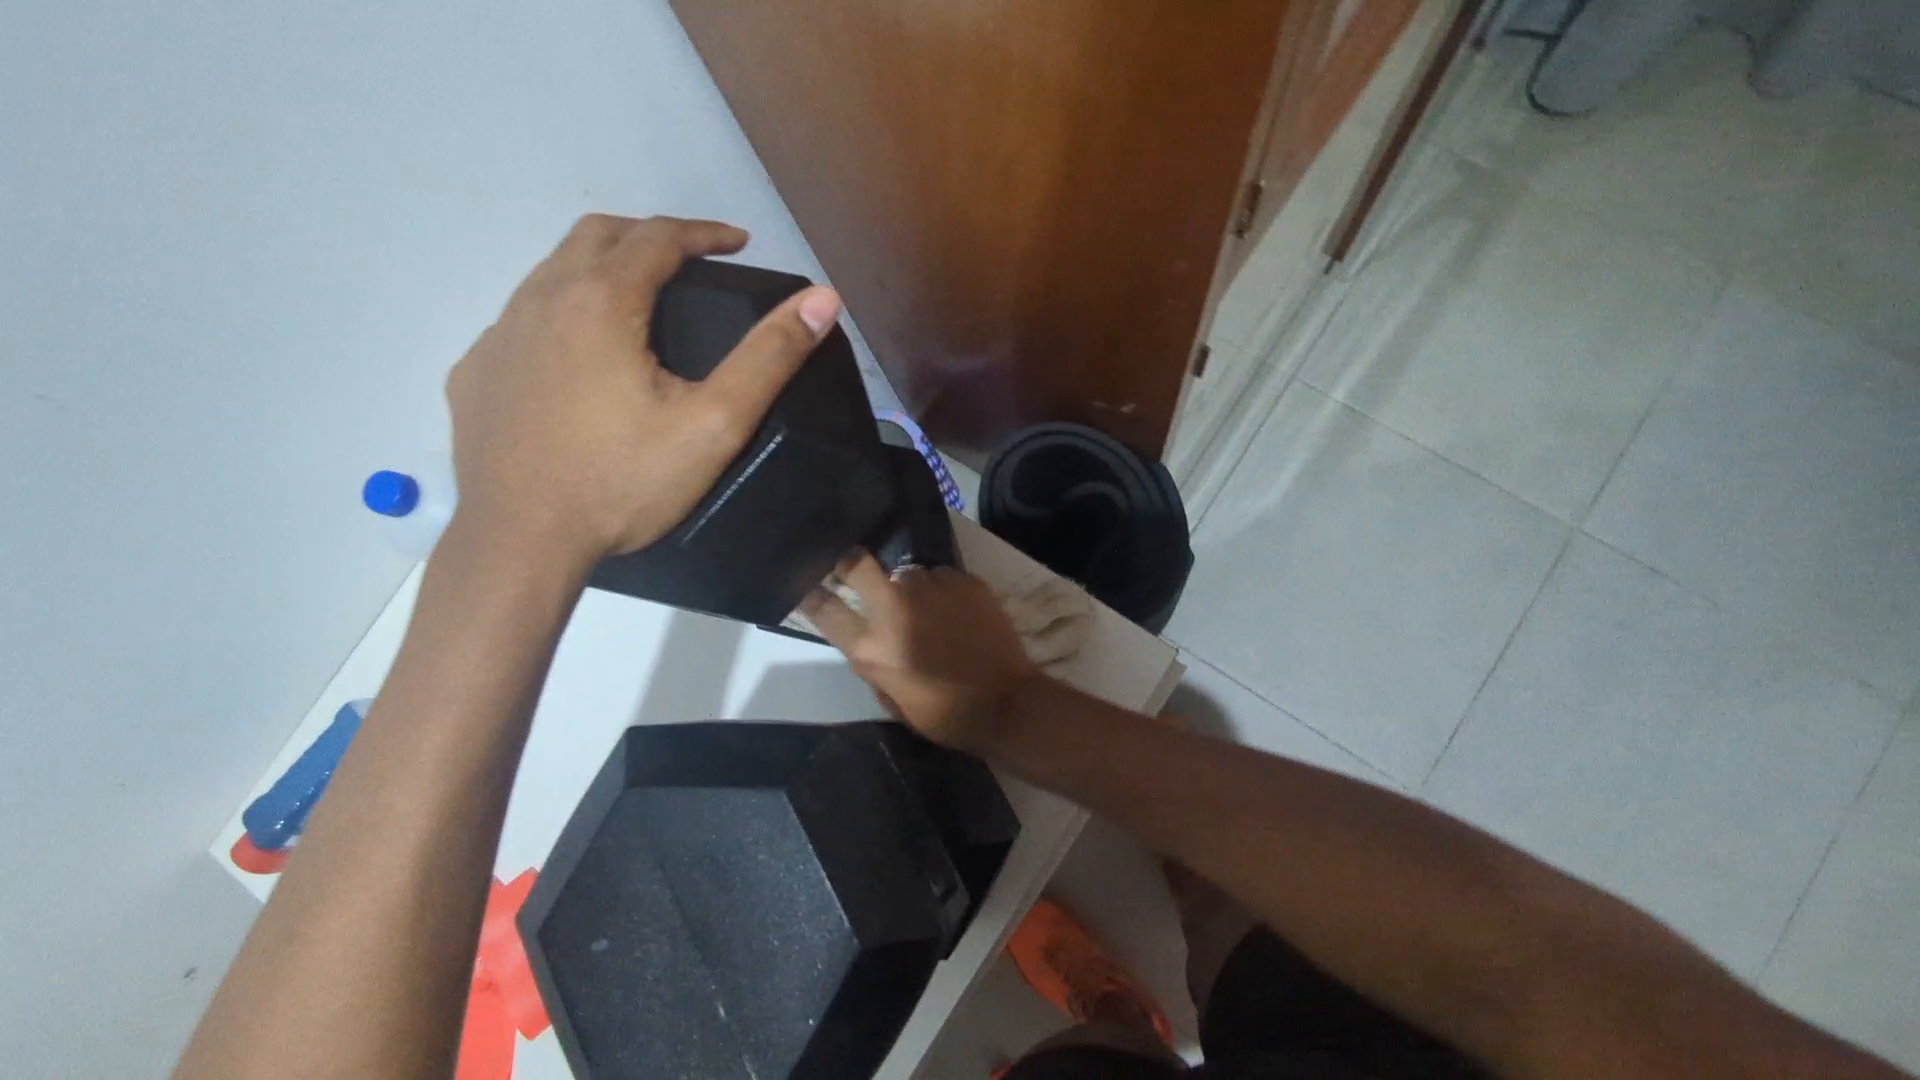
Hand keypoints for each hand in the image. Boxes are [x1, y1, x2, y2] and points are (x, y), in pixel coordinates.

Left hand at [445, 213, 841, 561]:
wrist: (521, 542)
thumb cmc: (623, 482)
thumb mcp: (714, 424)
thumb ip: (770, 356)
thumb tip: (823, 298)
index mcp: (601, 301)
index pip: (658, 237)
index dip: (704, 233)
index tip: (738, 243)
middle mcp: (540, 300)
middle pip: (596, 235)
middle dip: (648, 235)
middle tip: (689, 262)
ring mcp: (499, 337)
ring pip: (551, 272)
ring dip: (599, 268)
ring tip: (637, 302)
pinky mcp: (475, 375)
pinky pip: (521, 321)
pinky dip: (559, 315)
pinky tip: (577, 361)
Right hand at [801, 553, 1041, 750]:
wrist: (1007, 705)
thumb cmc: (946, 716)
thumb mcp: (893, 701)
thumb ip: (874, 664)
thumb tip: (868, 641)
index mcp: (870, 647)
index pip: (822, 606)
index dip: (809, 591)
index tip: (807, 582)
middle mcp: (894, 608)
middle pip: (855, 561)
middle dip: (850, 561)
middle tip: (857, 568)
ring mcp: (931, 589)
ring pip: (907, 571)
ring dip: (911, 587)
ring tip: (930, 607)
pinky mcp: (964, 581)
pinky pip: (943, 576)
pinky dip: (945, 591)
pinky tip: (960, 611)